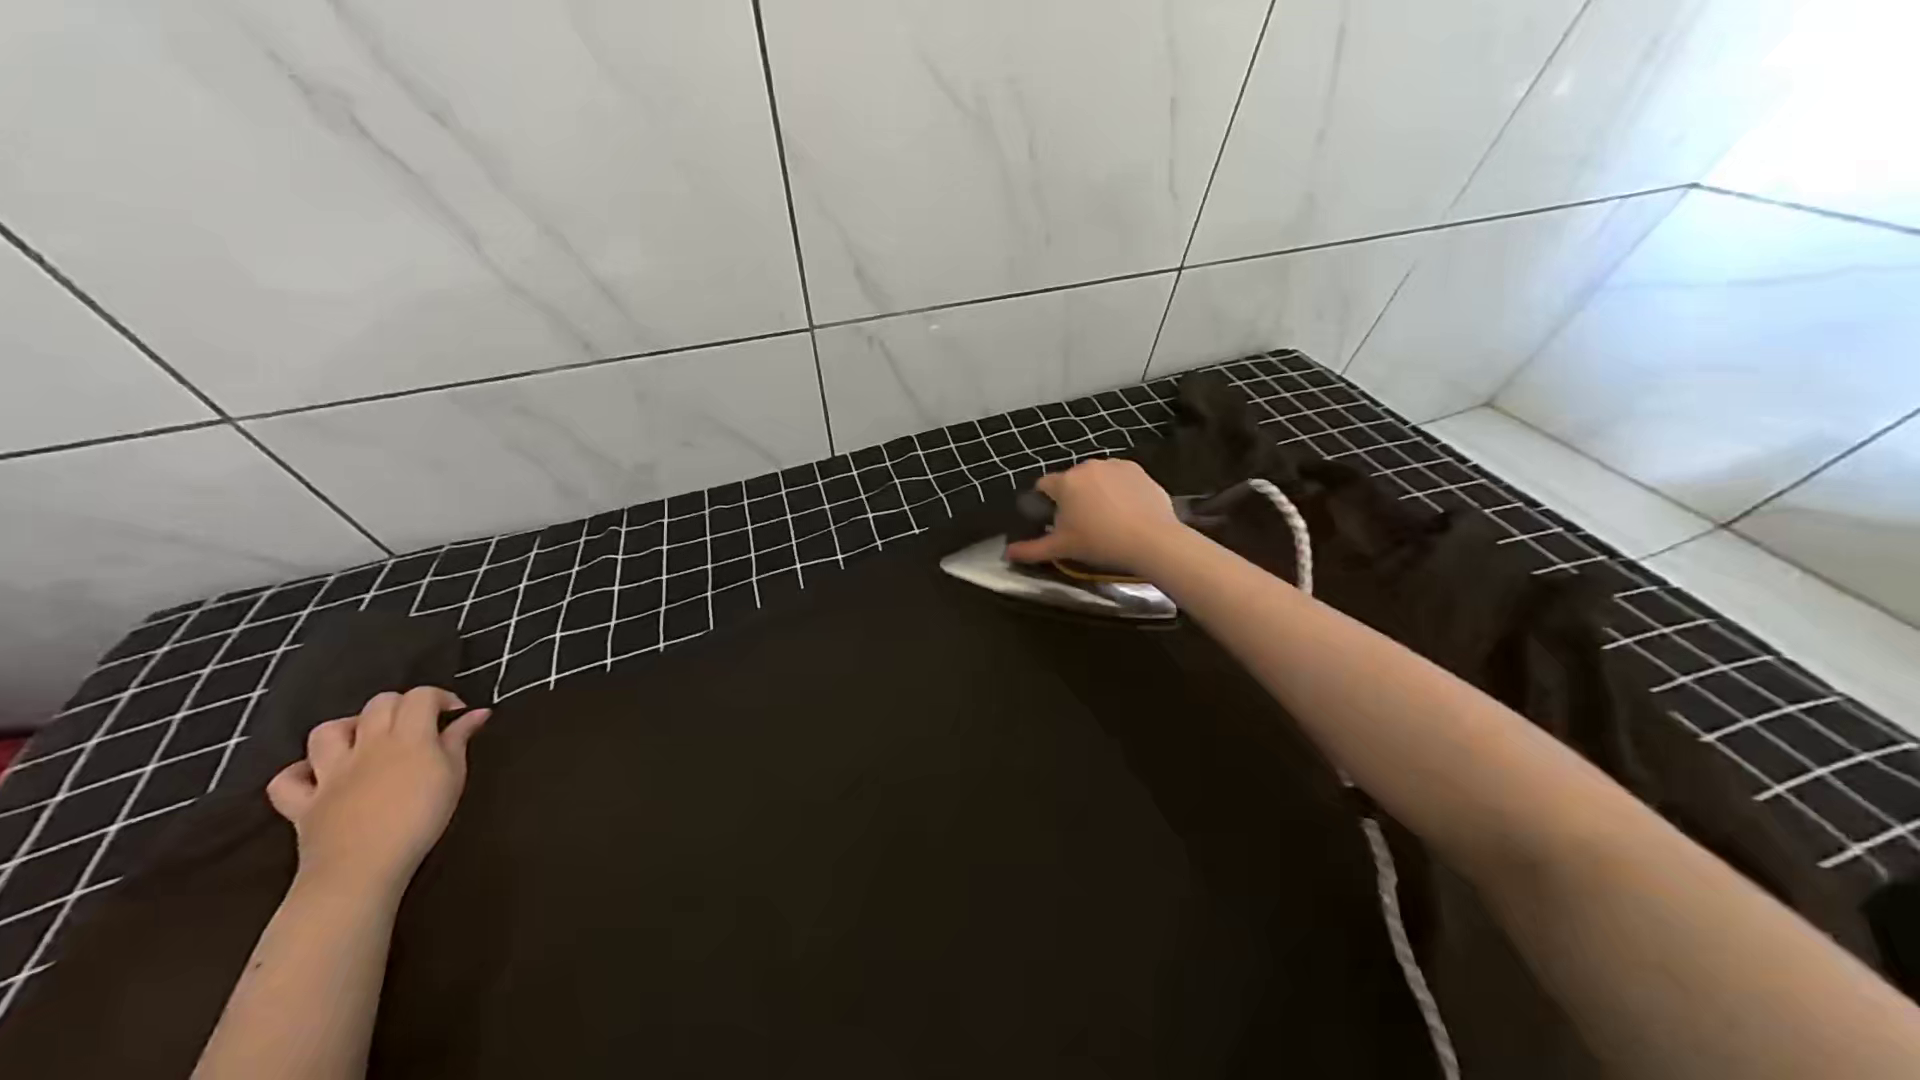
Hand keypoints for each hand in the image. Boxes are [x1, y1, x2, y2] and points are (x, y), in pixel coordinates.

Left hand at [266, 687, 488, 896]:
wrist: (363, 867)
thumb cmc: (421, 818)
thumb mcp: (454, 776)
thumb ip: (460, 740)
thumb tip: (477, 713)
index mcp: (407, 736)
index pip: (420, 696)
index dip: (440, 698)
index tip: (456, 715)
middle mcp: (366, 744)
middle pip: (378, 704)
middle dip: (402, 705)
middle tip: (420, 725)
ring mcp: (328, 772)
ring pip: (326, 731)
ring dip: (348, 728)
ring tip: (366, 741)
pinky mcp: (302, 801)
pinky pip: (287, 780)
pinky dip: (300, 773)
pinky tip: (318, 778)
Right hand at [1004, 459, 1186, 572]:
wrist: (1152, 540)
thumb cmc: (1101, 543)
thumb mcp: (1063, 548)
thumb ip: (1032, 549)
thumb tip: (1007, 553)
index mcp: (1065, 482)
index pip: (1044, 485)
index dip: (1046, 503)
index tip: (1056, 521)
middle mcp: (1088, 466)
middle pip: (1072, 481)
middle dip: (1073, 498)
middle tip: (1084, 525)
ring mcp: (1115, 465)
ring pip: (1096, 478)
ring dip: (1096, 492)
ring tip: (1108, 519)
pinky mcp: (1138, 470)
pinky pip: (1120, 478)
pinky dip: (1119, 490)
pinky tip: (1127, 511)